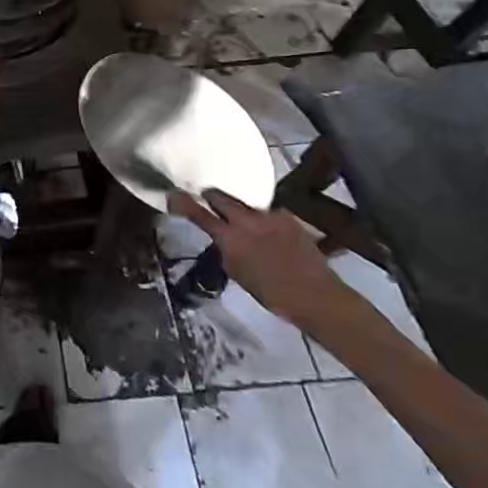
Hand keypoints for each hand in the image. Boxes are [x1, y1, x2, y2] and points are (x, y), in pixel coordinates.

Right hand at [170, 189, 348, 324]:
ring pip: (246, 203)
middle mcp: (247, 221)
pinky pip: (268, 211)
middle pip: (221, 197)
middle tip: (207, 197)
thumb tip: (223, 238)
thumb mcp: (238, 273)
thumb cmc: (271, 293)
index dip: (184, 203)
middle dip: (212, 196)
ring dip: (240, 208)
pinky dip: (264, 218)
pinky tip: (270, 231)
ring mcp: (269, 215)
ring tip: (244, 219)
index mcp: (231, 240)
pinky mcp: (287, 216)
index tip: (173, 194)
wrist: (314, 294)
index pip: (200, 215)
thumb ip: (227, 250)